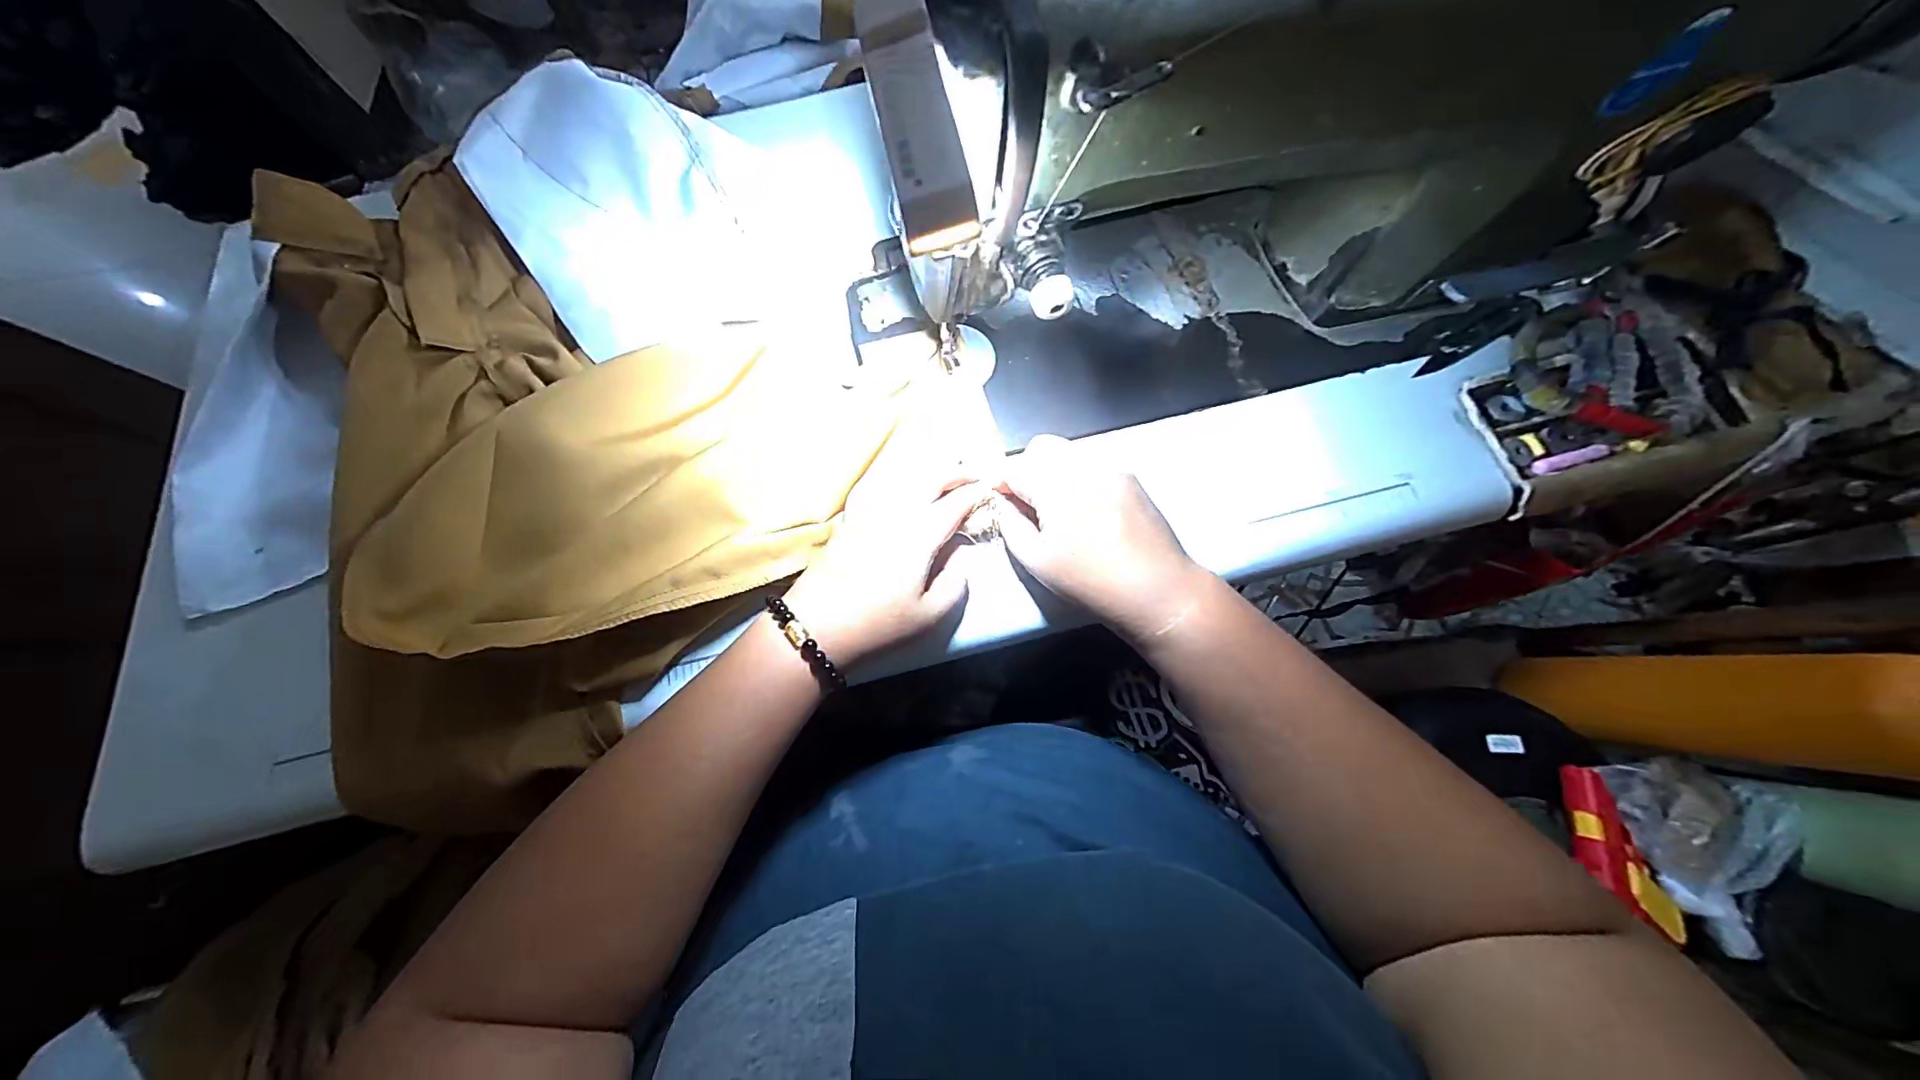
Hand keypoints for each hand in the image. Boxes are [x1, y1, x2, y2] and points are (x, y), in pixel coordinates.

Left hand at [781, 420, 986, 667]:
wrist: (815, 624)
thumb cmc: (877, 623)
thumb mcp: (930, 614)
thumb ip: (955, 581)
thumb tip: (960, 553)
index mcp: (920, 534)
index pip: (955, 502)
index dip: (975, 493)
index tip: (988, 490)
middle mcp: (896, 512)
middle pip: (931, 476)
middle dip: (956, 470)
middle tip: (973, 474)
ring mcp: (870, 510)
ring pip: (905, 474)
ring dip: (930, 468)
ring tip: (945, 470)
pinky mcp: (851, 516)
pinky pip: (882, 483)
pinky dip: (901, 475)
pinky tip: (905, 480)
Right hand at [996, 434, 1211, 643]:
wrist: (1158, 589)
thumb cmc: (1092, 582)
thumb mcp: (1038, 561)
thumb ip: (1011, 525)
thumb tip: (1003, 503)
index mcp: (1057, 487)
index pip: (1015, 467)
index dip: (1002, 483)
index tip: (1003, 502)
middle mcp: (1084, 467)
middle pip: (1042, 448)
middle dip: (1028, 470)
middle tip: (1029, 506)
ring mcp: (1111, 469)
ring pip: (1068, 454)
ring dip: (1054, 473)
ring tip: (1060, 510)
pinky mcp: (1130, 478)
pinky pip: (1093, 465)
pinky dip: (1079, 479)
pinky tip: (1087, 511)